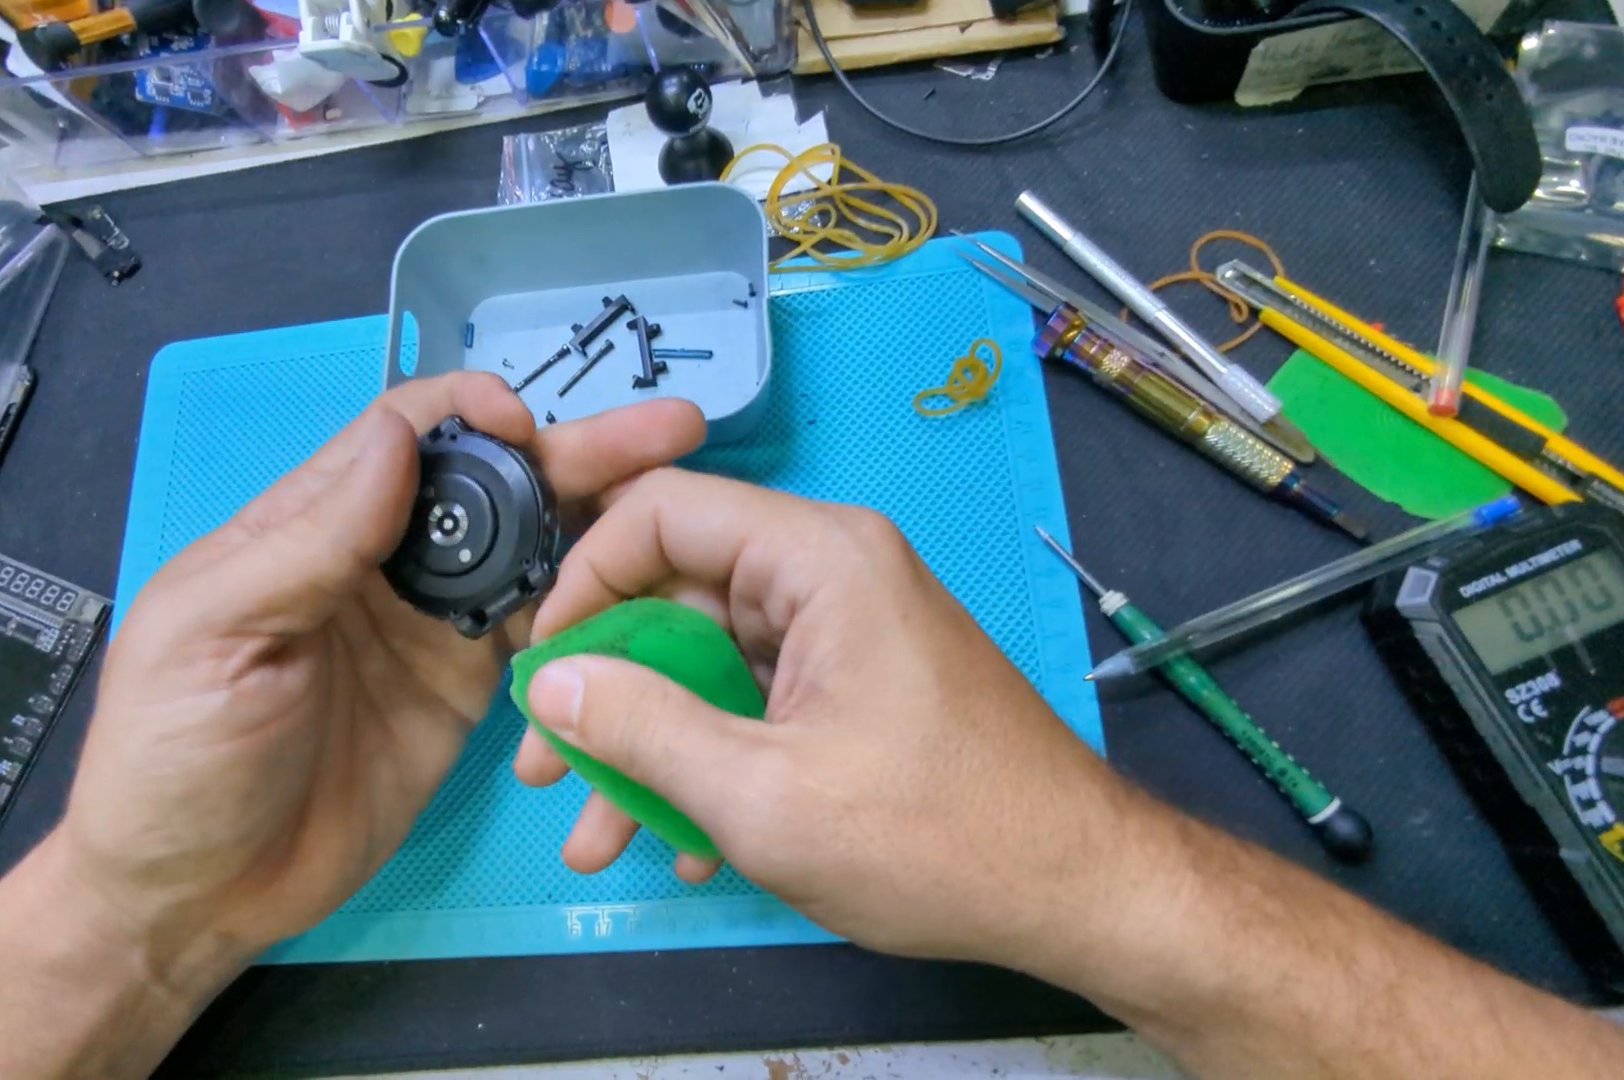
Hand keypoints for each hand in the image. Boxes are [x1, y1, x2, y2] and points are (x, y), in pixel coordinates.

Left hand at [50, 375, 705, 989]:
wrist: (211, 889)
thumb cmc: (181, 753)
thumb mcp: (215, 632)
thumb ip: (309, 538)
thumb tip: (397, 437)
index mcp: (322, 522)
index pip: (409, 432)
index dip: (472, 411)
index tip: (527, 423)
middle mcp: (397, 555)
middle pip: (502, 480)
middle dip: (583, 450)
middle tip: (675, 430)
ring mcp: (445, 616)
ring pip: (538, 544)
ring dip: (608, 516)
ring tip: (683, 497)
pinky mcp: (481, 675)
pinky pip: (548, 623)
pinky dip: (596, 602)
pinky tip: (648, 590)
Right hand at [512, 470, 1149, 969]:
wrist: (1076, 887)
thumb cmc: (928, 836)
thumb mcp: (762, 796)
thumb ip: (642, 729)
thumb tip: (551, 682)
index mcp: (816, 557)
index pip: (664, 513)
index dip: (587, 580)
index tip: (547, 667)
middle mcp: (827, 570)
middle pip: (679, 597)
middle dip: (610, 689)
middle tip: (550, 772)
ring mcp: (840, 627)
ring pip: (709, 662)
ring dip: (651, 744)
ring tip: (598, 835)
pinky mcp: (850, 678)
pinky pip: (754, 696)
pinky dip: (712, 757)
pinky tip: (683, 839)